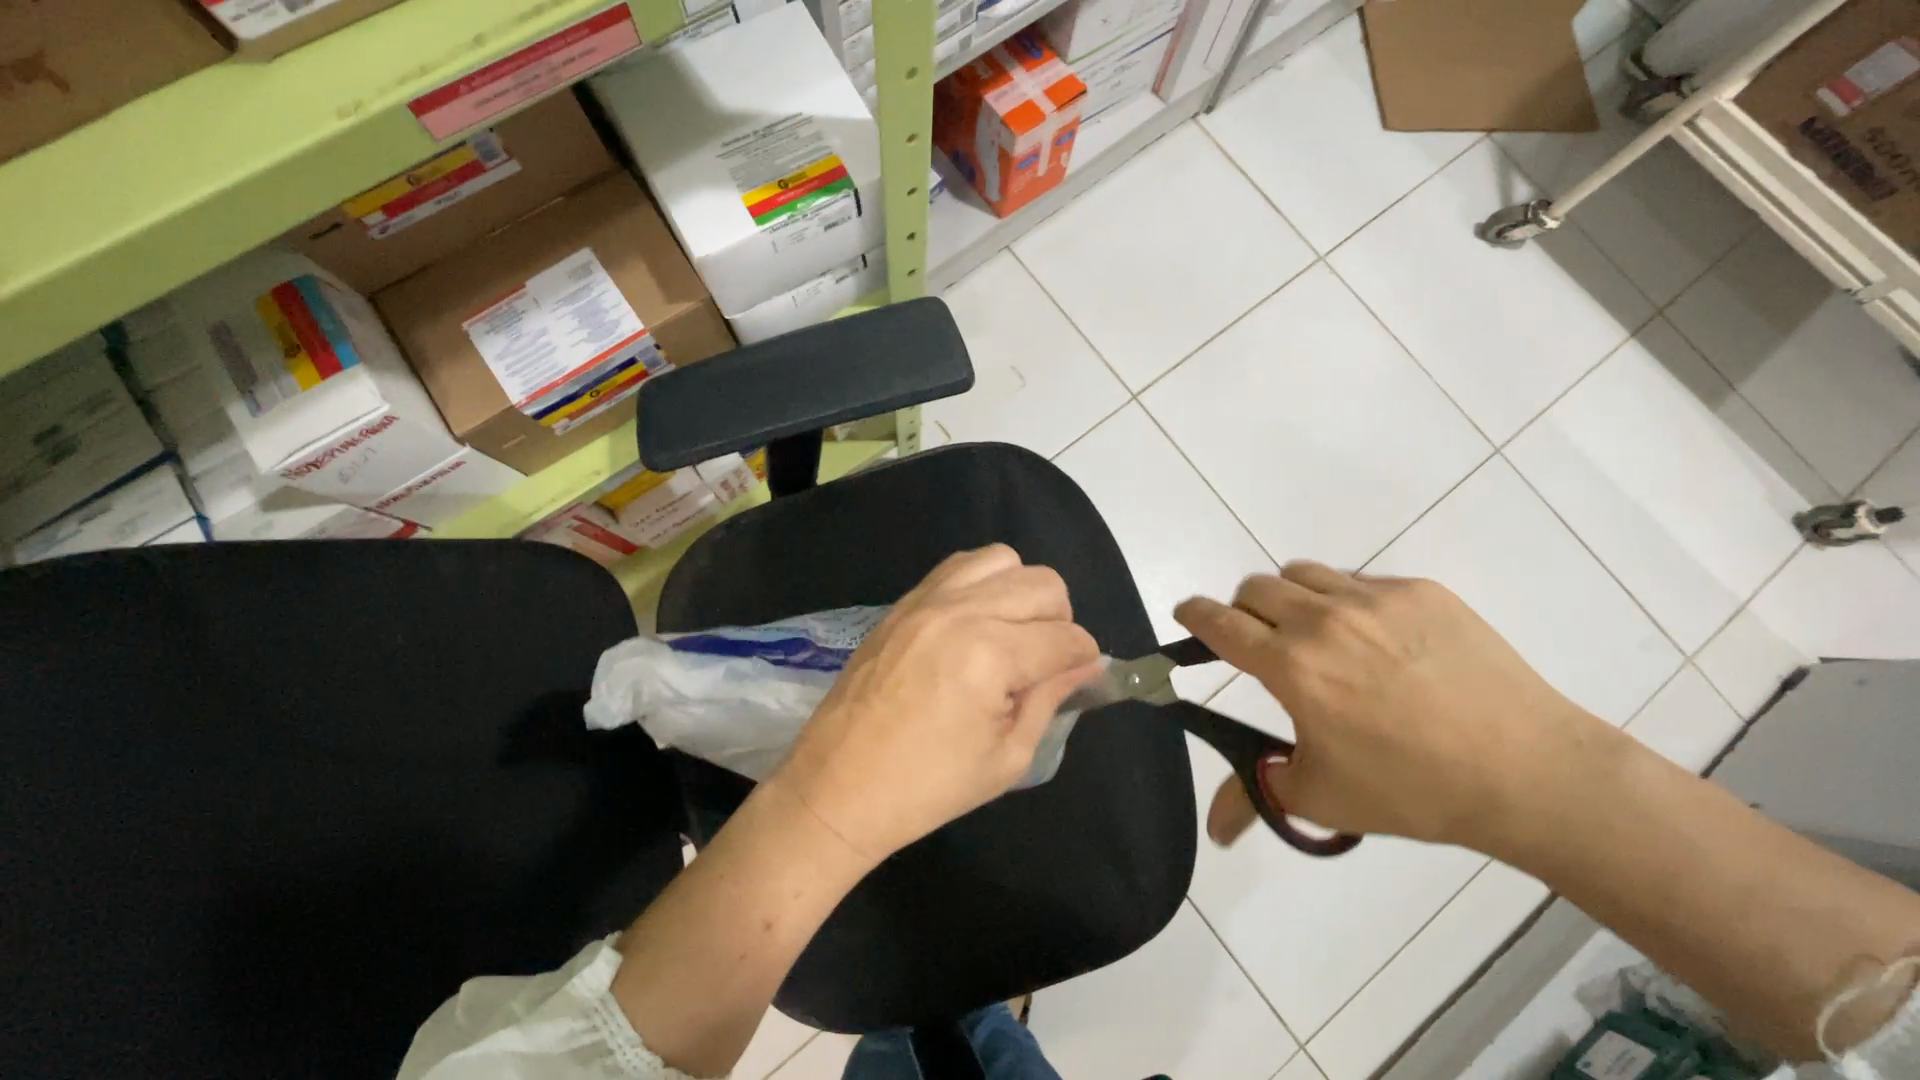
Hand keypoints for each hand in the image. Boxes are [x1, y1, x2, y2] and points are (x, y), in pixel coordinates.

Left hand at [767, 545, 1101, 862]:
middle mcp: (962, 611)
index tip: (1079, 680)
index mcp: (991, 655)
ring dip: (1021, 593)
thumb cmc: (928, 787)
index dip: (1084, 660)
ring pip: (1003, 560)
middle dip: (1059, 621)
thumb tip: (1086, 665)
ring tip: (1010, 636)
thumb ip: (1051, 700)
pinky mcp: (903, 602)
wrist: (839, 786)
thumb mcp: (1007, 757)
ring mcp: (927, 600)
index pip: (1067, 637)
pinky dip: (982, 583)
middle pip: (1043, 584)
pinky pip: (959, 565)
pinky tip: (976, 623)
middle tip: (1044, 663)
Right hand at [1176, 562, 1618, 852]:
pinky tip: (1379, 646)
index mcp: (1291, 666)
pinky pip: (1361, 582)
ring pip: (1305, 574)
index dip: (1193, 616)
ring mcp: (1377, 599)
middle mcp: (1324, 619)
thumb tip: (1217, 832)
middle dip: (1243, 610)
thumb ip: (1254, 797)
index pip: (1219, 623)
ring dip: (1291, 598)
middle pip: (1256, 588)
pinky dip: (1347, 604)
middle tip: (1259, 643)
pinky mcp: (1423, 592)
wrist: (1528, 771)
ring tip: (1316, 637)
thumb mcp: (1321, 799)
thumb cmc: (1412, 790)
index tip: (1186, 616)